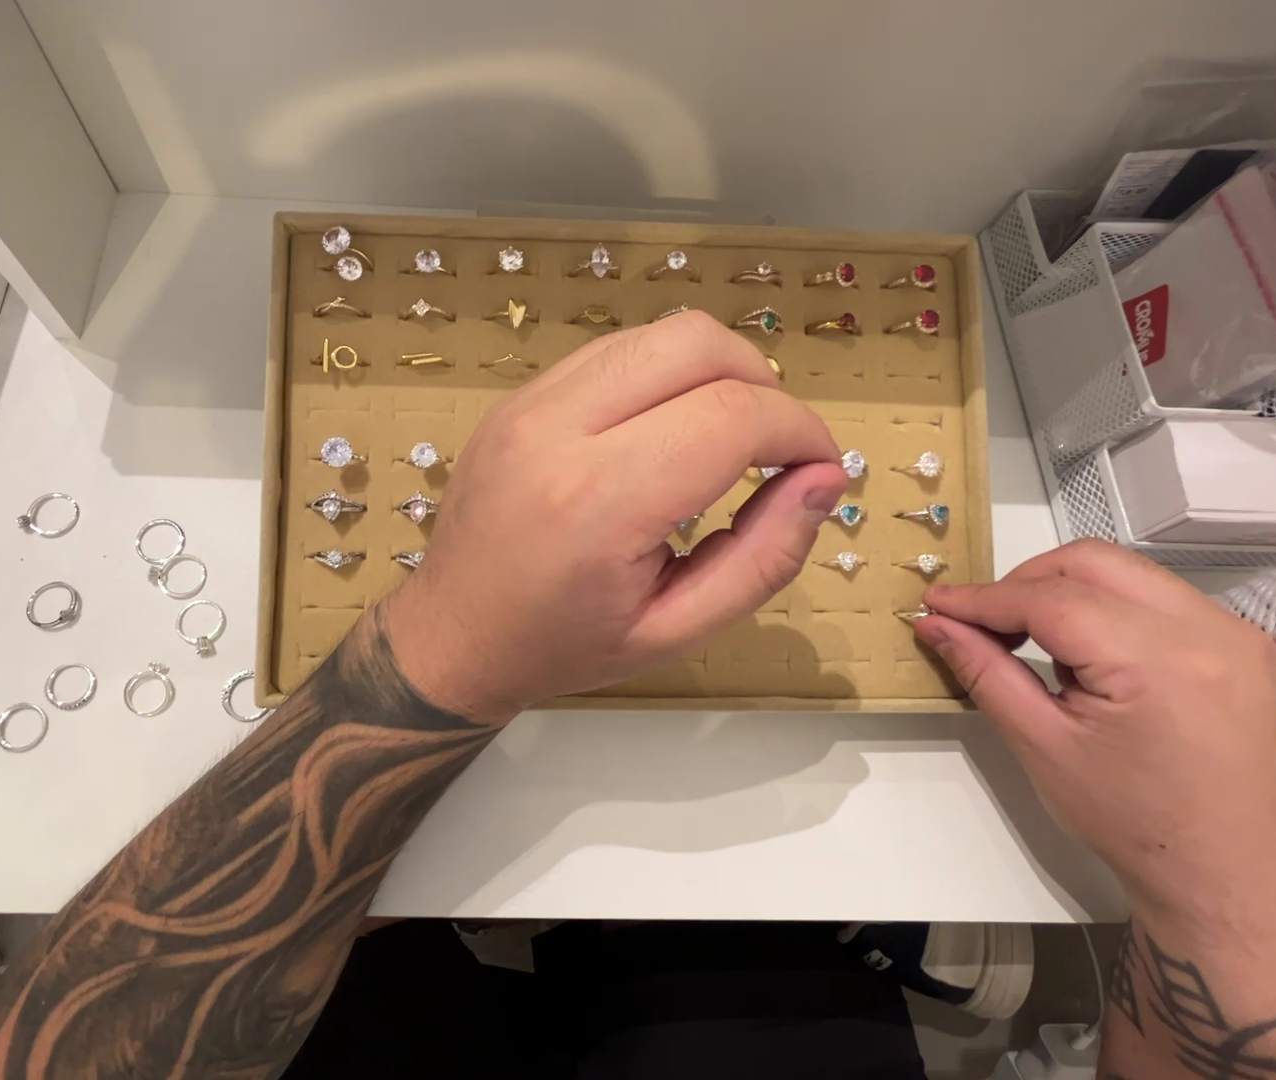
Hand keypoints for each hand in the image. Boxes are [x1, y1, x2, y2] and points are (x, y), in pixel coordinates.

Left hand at [382, 312, 847, 720]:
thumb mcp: (676, 631)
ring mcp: (527, 404)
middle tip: (772, 448)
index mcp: (597, 501)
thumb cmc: (561, 646)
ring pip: (654, 335)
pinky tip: (663, 430)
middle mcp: (556, 430)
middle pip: (696, 344)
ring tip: (722, 438)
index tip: (816, 470)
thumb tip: (822, 481)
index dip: (800, 432)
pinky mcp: (516, 398)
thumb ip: (764, 560)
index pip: (732, 416)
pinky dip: (661, 375)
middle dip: (763, 385)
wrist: (453, 634)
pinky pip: (612, 353)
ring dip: (713, 372)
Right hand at [913, 540, 1275, 924]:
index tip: (932, 604)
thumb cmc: (1129, 820)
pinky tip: (1084, 655)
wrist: (1232, 879)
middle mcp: (1208, 630)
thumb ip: (984, 671)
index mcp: (1157, 661)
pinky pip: (1155, 596)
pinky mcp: (1242, 647)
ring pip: (1124, 572)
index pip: (1050, 598)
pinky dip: (1102, 606)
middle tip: (981, 623)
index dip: (982, 597)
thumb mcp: (1040, 744)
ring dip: (1062, 590)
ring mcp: (1235, 634)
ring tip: (1030, 642)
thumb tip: (934, 623)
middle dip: (1022, 582)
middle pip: (1091, 562)